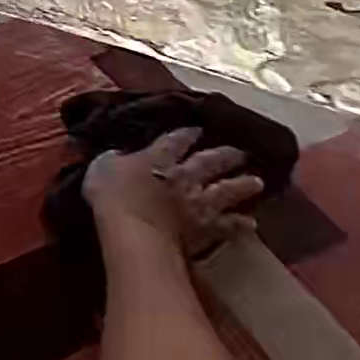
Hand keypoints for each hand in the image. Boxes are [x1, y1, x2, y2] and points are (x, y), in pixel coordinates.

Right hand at [83, 128, 263, 256]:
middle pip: (210, 161)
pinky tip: (252, 223)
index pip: (176, 140)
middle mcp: (185, 175)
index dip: (187, 133)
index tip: (197, 128)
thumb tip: (122, 155)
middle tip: (241, 152)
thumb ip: (116, 158)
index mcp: (158, 158)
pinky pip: (230, 224)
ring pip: (228, 190)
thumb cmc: (111, 195)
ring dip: (243, 185)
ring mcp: (200, 202)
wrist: (135, 230)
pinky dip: (241, 223)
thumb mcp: (102, 166)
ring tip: (257, 181)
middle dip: (226, 155)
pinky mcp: (208, 227)